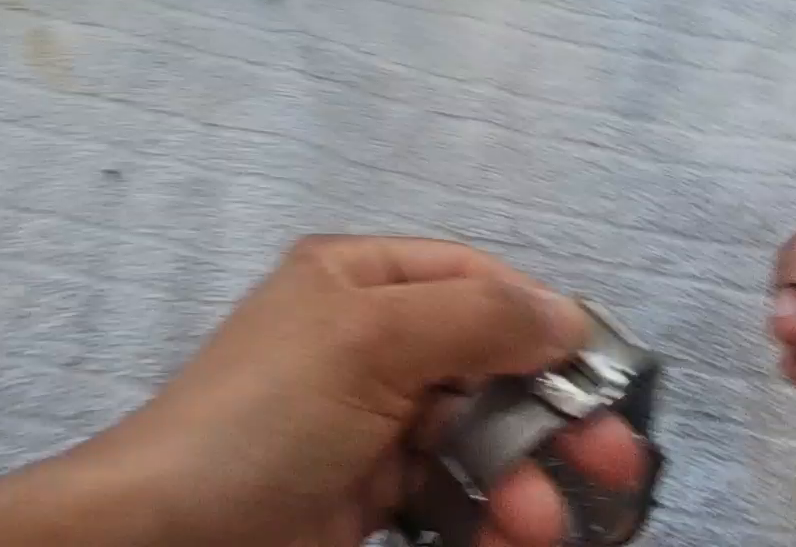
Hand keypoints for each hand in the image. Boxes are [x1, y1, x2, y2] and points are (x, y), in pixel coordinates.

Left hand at [89, 235, 649, 546]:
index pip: (469, 275)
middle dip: (547, 411)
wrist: (180, 528)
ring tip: (529, 524)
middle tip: (615, 467)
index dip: (539, 315)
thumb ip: (472, 316)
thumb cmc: (274, 410)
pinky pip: (453, 488)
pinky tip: (501, 538)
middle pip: (486, 358)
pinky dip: (485, 514)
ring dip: (521, 477)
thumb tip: (565, 312)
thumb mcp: (367, 339)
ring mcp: (370, 413)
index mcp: (357, 277)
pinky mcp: (373, 484)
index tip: (603, 374)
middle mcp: (366, 334)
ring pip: (479, 432)